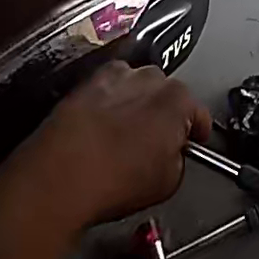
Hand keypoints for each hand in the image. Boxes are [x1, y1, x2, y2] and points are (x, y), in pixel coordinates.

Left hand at [18, 62, 211, 232]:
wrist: (59, 177)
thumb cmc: (114, 180)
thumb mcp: (169, 182)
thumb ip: (180, 158)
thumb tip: (173, 156)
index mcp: (178, 99)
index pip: (198, 113)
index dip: (197, 131)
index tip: (193, 141)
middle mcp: (151, 78)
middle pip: (167, 94)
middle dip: (164, 115)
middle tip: (154, 144)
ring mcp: (118, 76)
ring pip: (137, 87)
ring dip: (136, 104)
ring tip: (123, 137)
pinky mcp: (88, 82)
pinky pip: (108, 90)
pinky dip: (108, 103)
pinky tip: (101, 129)